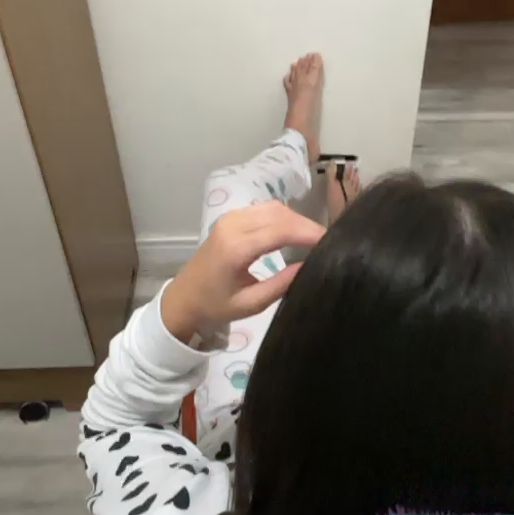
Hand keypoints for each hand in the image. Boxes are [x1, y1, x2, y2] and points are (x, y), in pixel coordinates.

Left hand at [160, 203, 323, 343]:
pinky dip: (284, 217)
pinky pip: (264, 209)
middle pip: (279, 214)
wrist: (183, 299)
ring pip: (273, 208)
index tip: (331, 243)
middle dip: (307, 225)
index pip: (280, 230)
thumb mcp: (250, 303)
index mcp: (235, 247)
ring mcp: (230, 218)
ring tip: (315, 238)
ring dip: (297, 219)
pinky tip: (295, 231)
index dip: (308, 233)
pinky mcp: (231, 218)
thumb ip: (281, 285)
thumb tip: (310, 266)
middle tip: (329, 242)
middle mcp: (232, 225)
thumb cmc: (215, 306)